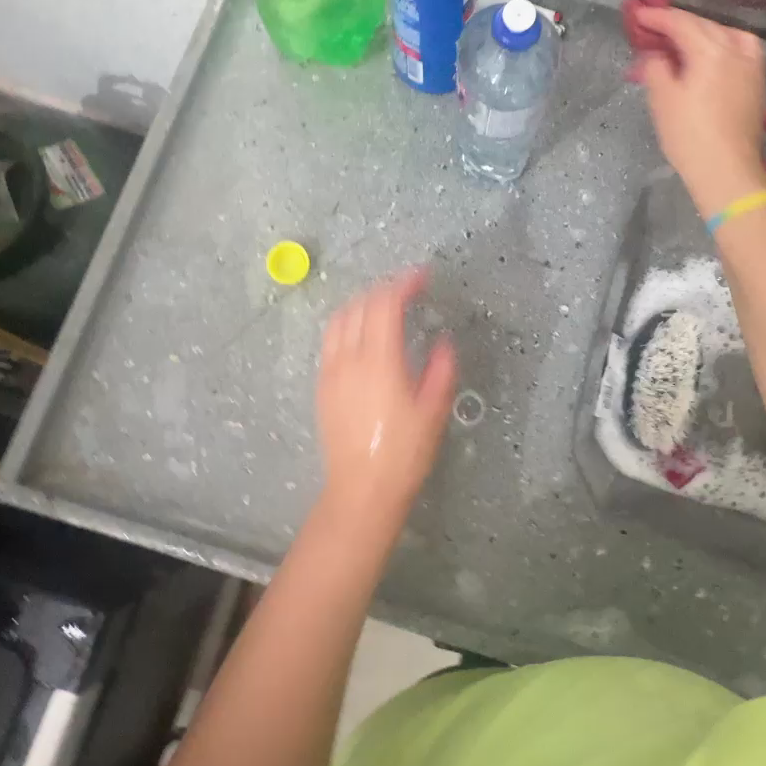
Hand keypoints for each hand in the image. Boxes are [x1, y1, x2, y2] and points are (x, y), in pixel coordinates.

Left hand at [314, 267, 458, 527]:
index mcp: (380, 360)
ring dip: (361, 302)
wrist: (362, 489)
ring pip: (339, 318)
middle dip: (384, 288)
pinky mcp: (322, 385)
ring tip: (383, 303)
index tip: (422, 276)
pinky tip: (361, 331)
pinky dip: (346, 322)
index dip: (404, 283)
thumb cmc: (404, 452)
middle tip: (408, 288)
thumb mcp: (434, 411)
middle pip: (360, 305)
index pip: (385, 304)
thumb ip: (440, 370)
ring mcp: (331, 371)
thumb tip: (443, 342)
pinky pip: (330, 339)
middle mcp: (350, 358)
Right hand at [627, 5, 765, 215]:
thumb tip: (656, 53)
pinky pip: (741, 48)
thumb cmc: (689, 136)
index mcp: (710, 50)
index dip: (656, 17)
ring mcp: (751, 65)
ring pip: (724, 34)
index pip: (680, 22)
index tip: (638, 15)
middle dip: (677, 23)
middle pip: (703, 25)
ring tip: (682, 42)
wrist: (727, 170)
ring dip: (701, 32)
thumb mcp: (662, 99)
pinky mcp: (757, 82)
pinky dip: (723, 43)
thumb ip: (655, 66)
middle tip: (652, 30)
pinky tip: (713, 55)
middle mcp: (735, 49)